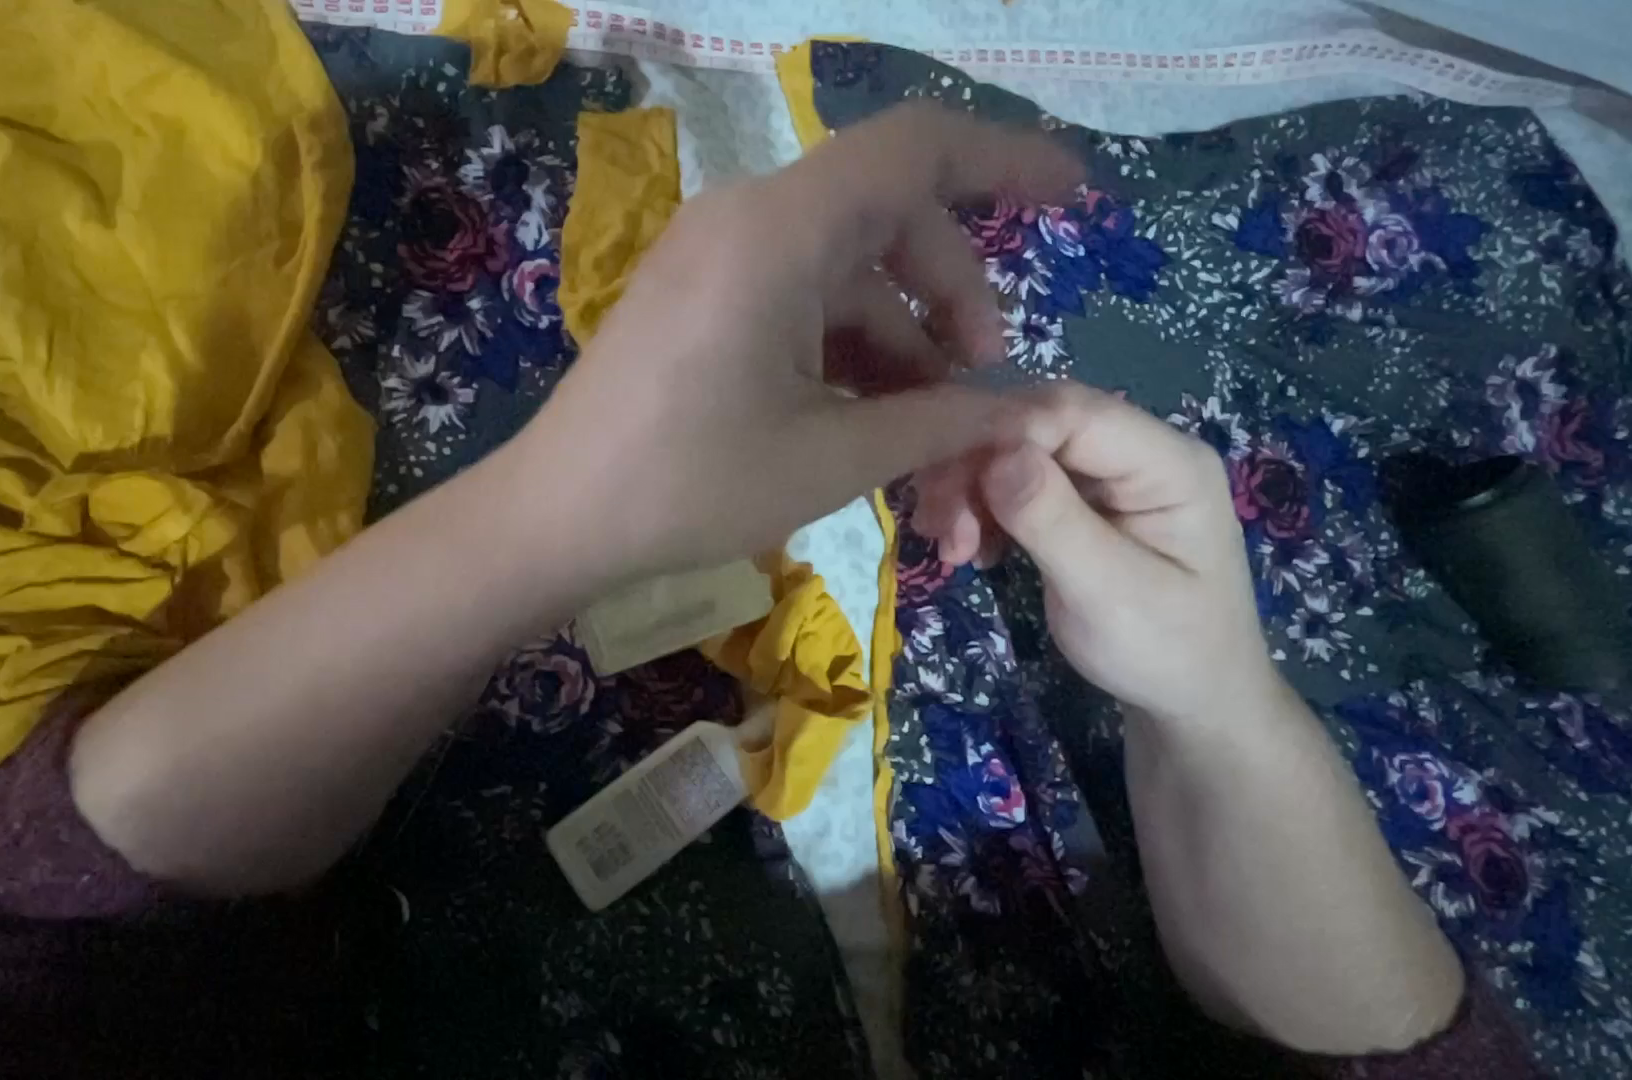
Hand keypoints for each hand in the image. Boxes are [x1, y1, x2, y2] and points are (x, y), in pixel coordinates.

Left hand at [513, 102, 1081, 583]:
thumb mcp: (832, 458)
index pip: (918, 148)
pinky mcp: (700, 300)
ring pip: (845, 277)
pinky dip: (844, 354)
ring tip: (924, 437)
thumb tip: (1023, 408)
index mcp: (781, 229)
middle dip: (951, 305)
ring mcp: (717, 258)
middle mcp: (748, 219)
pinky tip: (865, 421)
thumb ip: (939, 420)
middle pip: (889, 224)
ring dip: (898, 348)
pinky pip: (797, 303)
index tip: (1072, 200)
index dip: (1006, 161)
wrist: (559, 518)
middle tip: (979, 396)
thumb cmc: (691, 487)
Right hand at [917, 382, 1279, 725]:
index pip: (1070, 413)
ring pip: (1011, 452)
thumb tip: (997, 459)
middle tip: (941, 532)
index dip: (999, 435)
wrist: (1188, 697)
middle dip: (973, 469)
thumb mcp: (1109, 593)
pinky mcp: (1074, 500)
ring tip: (952, 550)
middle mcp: (1133, 452)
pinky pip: (1009, 483)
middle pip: (1032, 425)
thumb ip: (1054, 522)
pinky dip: (978, 511)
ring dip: (968, 493)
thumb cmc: (1164, 650)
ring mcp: (1102, 475)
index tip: (947, 491)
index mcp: (1166, 462)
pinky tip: (971, 551)